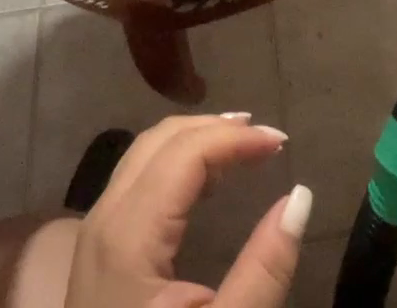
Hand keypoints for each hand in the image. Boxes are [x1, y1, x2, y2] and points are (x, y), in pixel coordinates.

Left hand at [65, 114, 310, 307]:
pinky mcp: (99, 248)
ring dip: (195, 139)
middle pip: (158, 141)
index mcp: (128, 238)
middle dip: (215, 128)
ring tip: (244, 143)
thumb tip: (300, 197)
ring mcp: (95, 233)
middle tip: (267, 137)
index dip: (235, 138)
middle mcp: (103, 222)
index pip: (184, 154)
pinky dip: (177, 160)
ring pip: (143, 154)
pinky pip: (137, 177)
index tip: (283, 143)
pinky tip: (207, 175)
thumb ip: (265, 268)